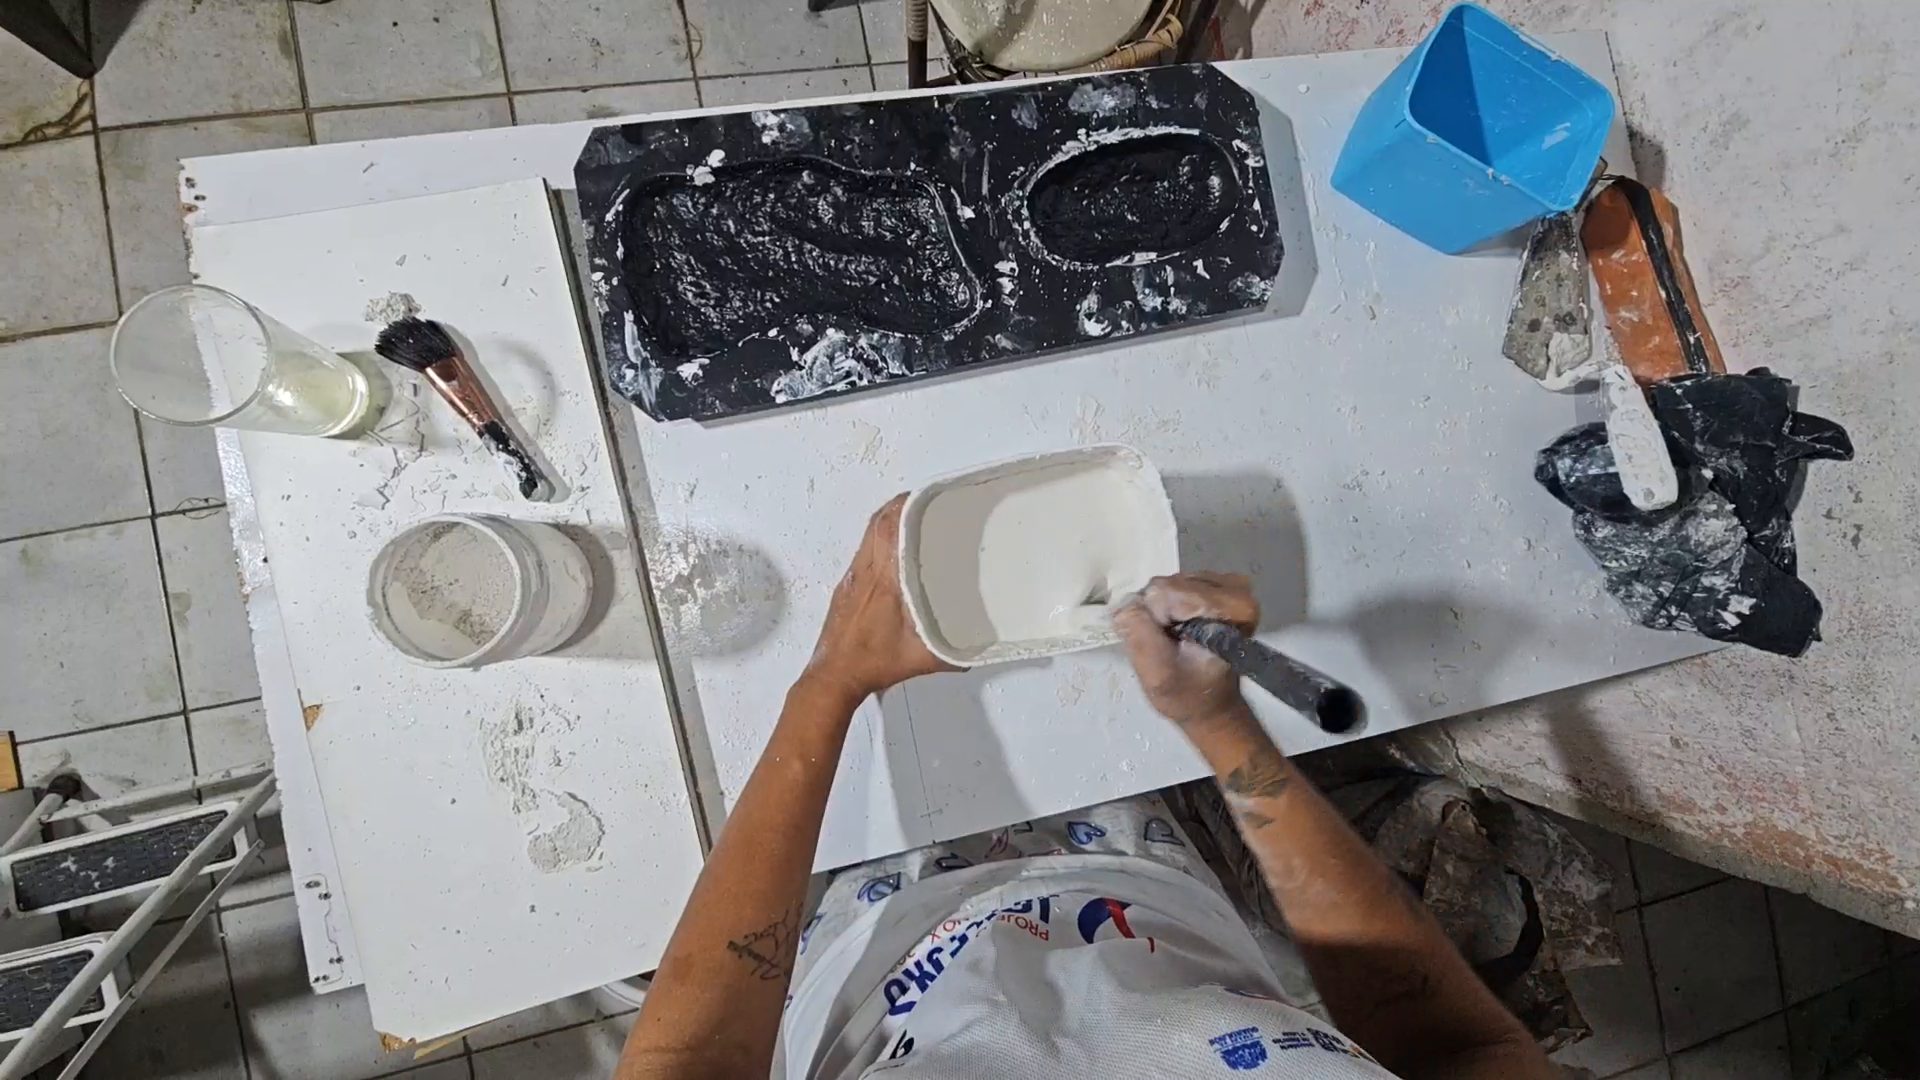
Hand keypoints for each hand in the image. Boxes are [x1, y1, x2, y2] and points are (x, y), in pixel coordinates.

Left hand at [804, 494, 957, 704]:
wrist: (833, 676)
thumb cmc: (870, 664)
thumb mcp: (923, 658)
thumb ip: (955, 652)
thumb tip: (980, 646)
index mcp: (885, 583)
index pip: (891, 529)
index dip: (907, 506)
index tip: (925, 496)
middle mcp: (865, 574)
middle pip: (877, 523)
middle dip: (899, 505)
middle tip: (920, 499)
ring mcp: (852, 578)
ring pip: (867, 534)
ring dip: (887, 520)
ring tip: (908, 516)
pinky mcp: (845, 587)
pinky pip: (862, 550)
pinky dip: (877, 539)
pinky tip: (891, 549)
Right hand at [1114, 572, 1259, 728]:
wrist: (1206, 702)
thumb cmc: (1188, 694)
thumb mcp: (1158, 674)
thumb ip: (1140, 635)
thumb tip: (1124, 603)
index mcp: (1235, 608)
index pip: (1167, 593)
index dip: (1157, 619)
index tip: (1169, 644)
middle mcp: (1235, 589)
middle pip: (1168, 584)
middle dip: (1158, 613)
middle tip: (1169, 642)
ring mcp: (1223, 584)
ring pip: (1166, 583)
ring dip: (1161, 612)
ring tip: (1174, 638)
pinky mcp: (1211, 584)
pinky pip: (1168, 584)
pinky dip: (1164, 607)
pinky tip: (1176, 627)